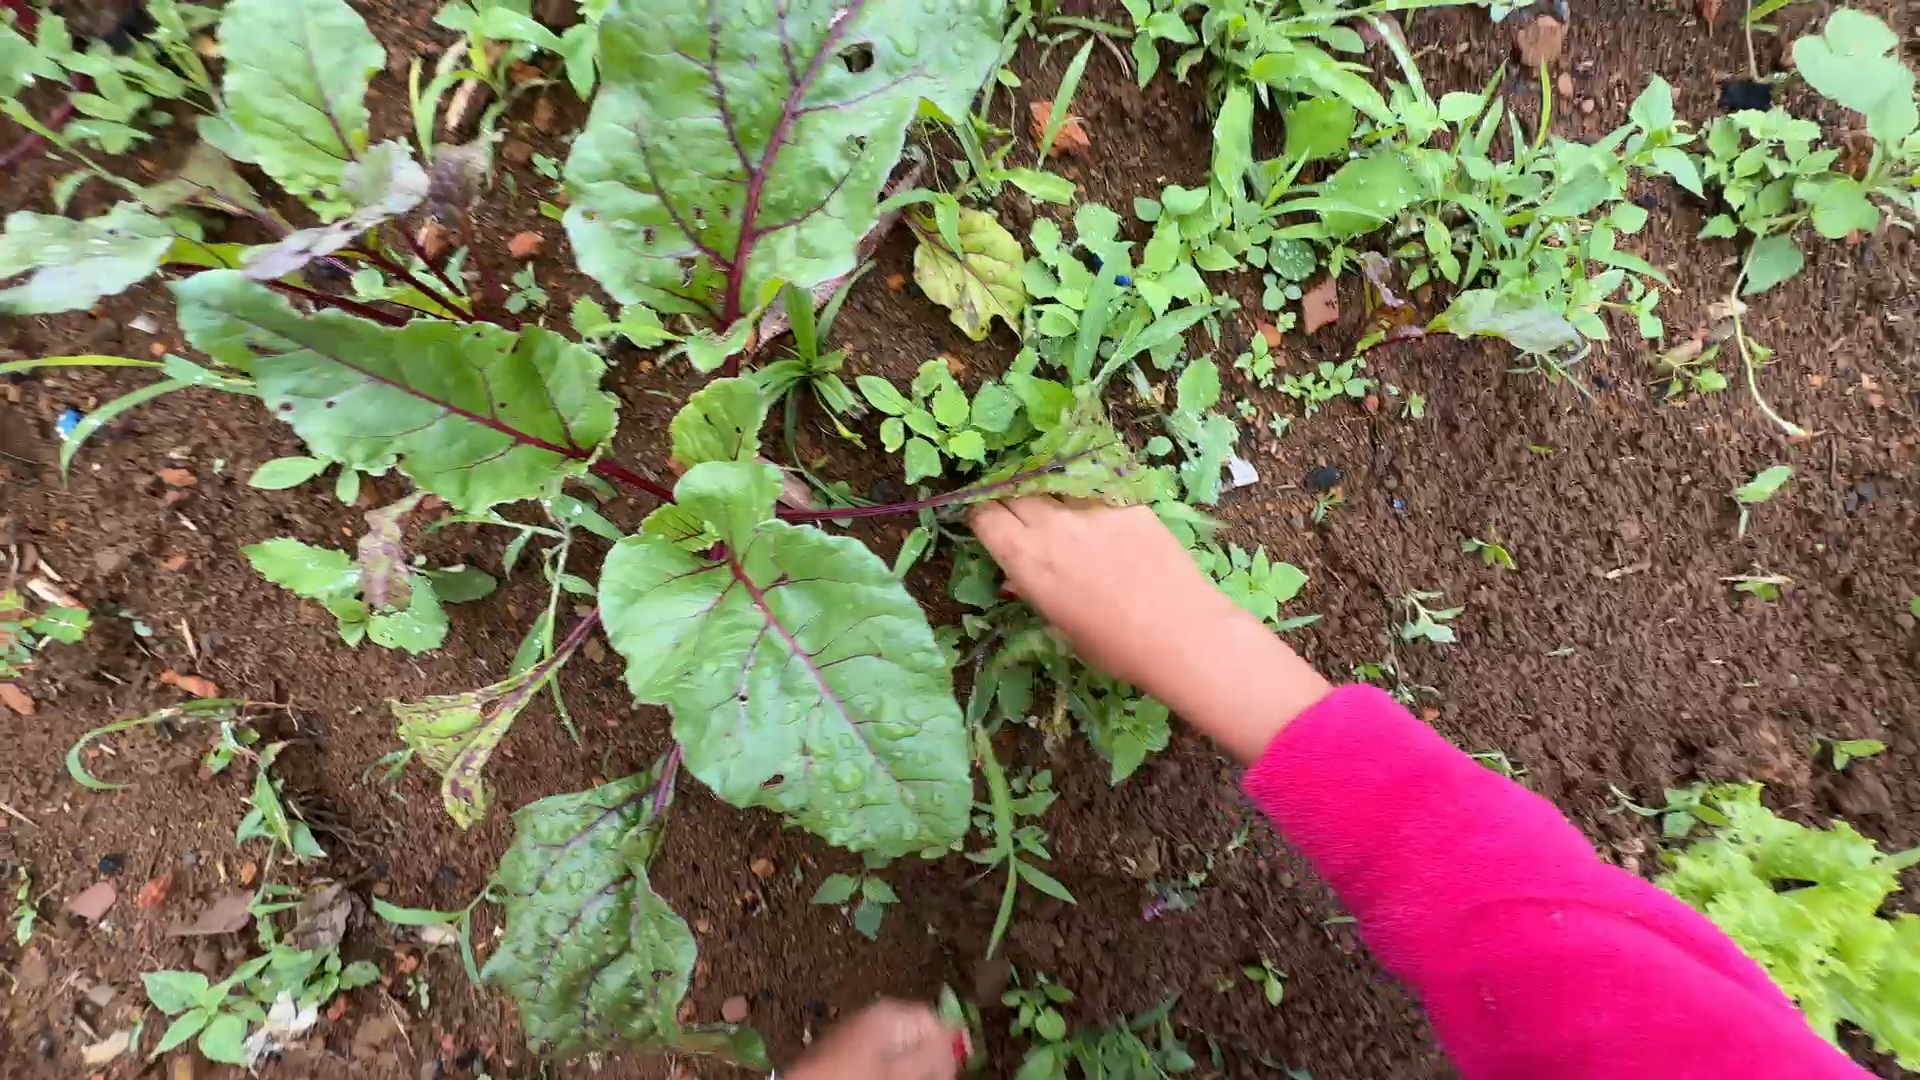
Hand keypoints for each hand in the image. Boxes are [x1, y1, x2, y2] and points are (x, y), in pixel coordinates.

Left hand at [785, 1000, 962, 1079]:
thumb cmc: (853, 1078)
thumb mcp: (899, 1071)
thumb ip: (931, 1052)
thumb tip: (961, 1036)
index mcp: (891, 1012)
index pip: (934, 1019)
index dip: (946, 1048)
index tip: (945, 1076)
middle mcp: (876, 1014)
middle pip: (917, 1034)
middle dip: (925, 1061)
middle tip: (927, 1079)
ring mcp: (859, 1031)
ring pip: (898, 1048)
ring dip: (906, 1067)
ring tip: (900, 1077)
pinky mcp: (845, 1049)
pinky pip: (879, 1055)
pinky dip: (886, 1068)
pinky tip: (879, 1076)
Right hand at [967, 496, 1329, 761]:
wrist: (1179, 634)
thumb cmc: (1114, 646)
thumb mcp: (1061, 628)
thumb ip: (1035, 593)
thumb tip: (1017, 581)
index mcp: (1026, 560)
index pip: (985, 516)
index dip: (980, 514)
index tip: (986, 518)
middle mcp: (1050, 526)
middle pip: (1013, 491)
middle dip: (1007, 496)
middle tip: (1015, 505)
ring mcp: (1089, 509)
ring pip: (1052, 482)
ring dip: (1044, 489)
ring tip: (1053, 499)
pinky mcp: (1125, 502)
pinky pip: (1094, 488)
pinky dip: (1085, 493)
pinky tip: (1096, 507)